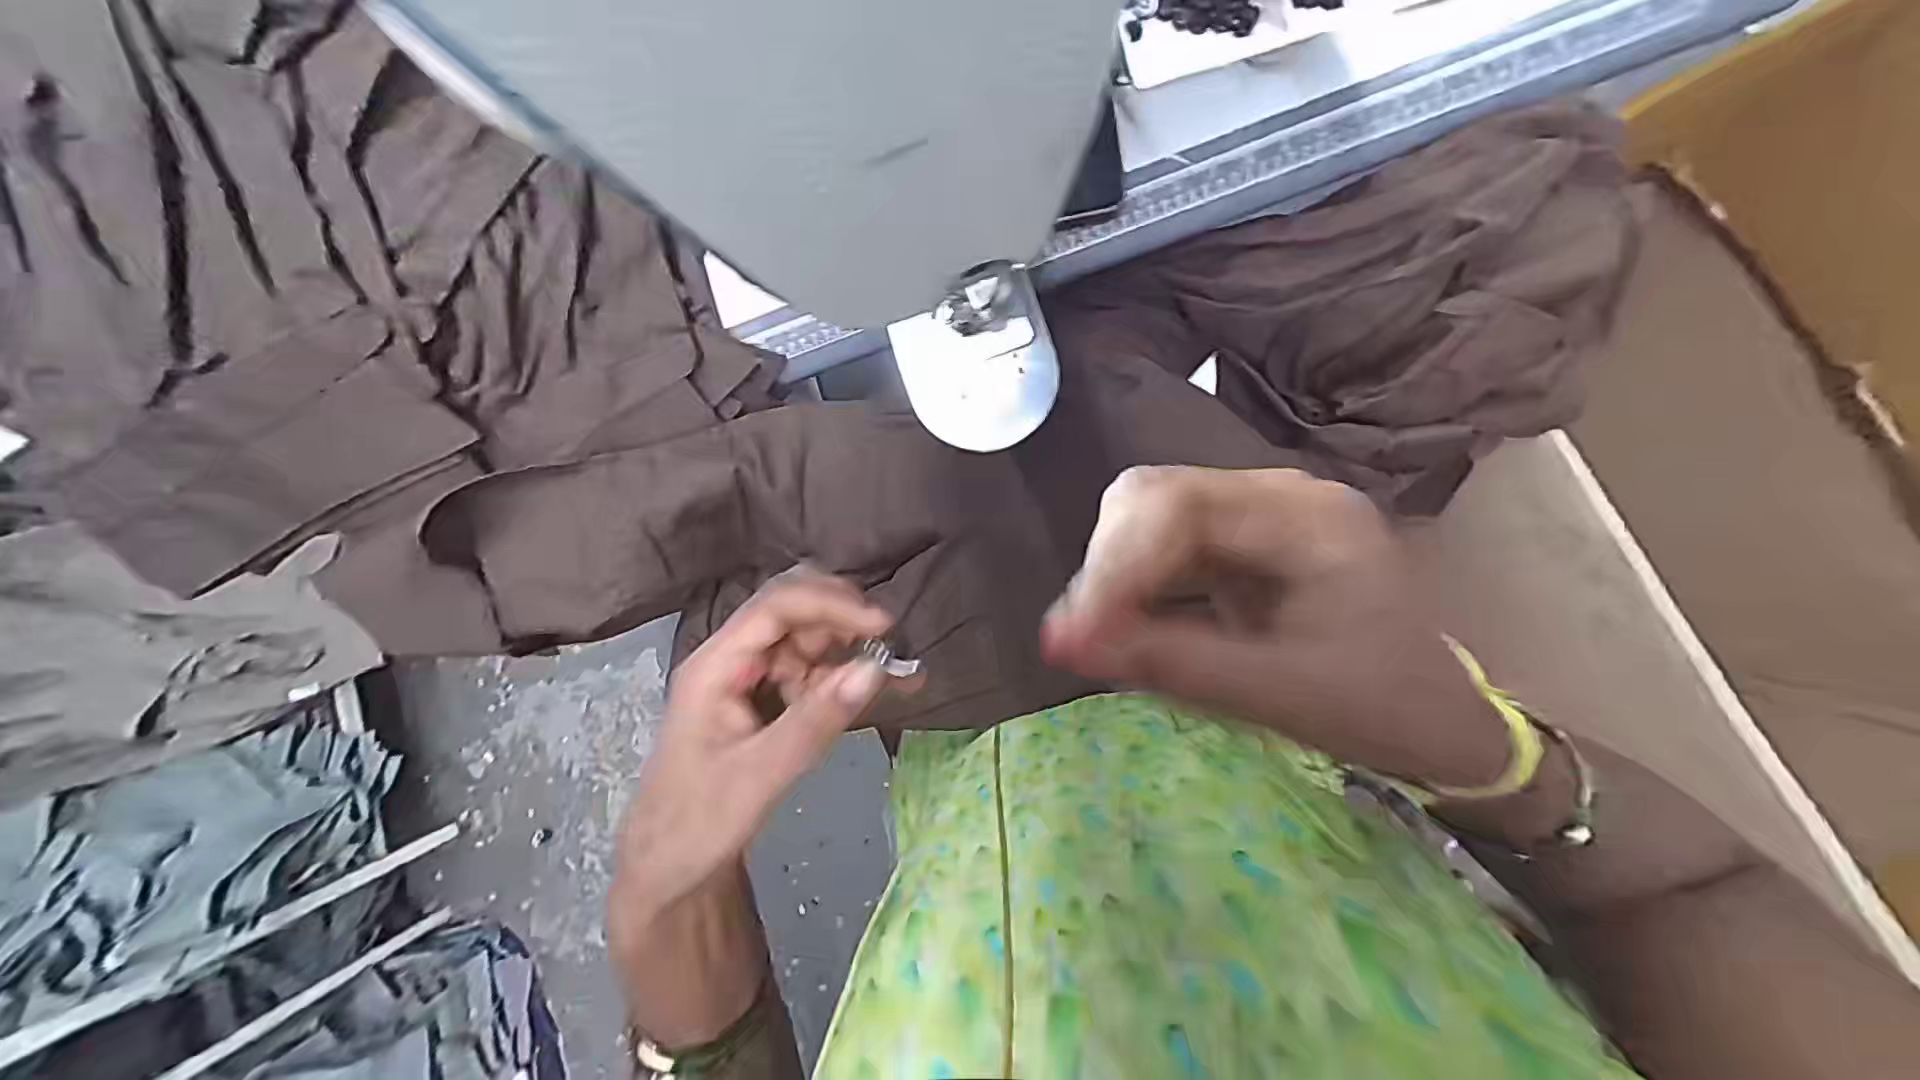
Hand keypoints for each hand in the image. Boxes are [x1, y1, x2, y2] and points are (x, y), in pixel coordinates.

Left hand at [609, 569, 901, 1045]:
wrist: (670, 870)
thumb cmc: (697, 825)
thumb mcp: (759, 776)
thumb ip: (815, 722)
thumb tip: (874, 669)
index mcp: (716, 666)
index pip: (775, 608)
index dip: (830, 604)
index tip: (882, 625)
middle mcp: (735, 660)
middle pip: (794, 612)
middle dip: (844, 619)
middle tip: (889, 644)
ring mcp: (754, 678)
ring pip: (810, 639)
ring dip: (852, 649)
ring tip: (898, 673)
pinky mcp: (771, 700)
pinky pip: (816, 673)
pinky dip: (849, 677)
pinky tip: (888, 689)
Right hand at [1041, 466, 1510, 789]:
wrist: (1439, 720)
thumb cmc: (1381, 706)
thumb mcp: (1280, 693)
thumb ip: (1174, 663)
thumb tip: (1067, 645)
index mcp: (1306, 516)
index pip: (1180, 505)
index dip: (1117, 563)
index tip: (1078, 631)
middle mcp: (1274, 495)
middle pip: (1153, 496)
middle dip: (1108, 563)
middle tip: (1082, 634)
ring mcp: (1252, 514)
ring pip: (1146, 516)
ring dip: (1112, 573)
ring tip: (1098, 633)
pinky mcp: (1235, 542)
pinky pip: (1160, 545)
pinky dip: (1130, 583)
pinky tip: (1124, 623)